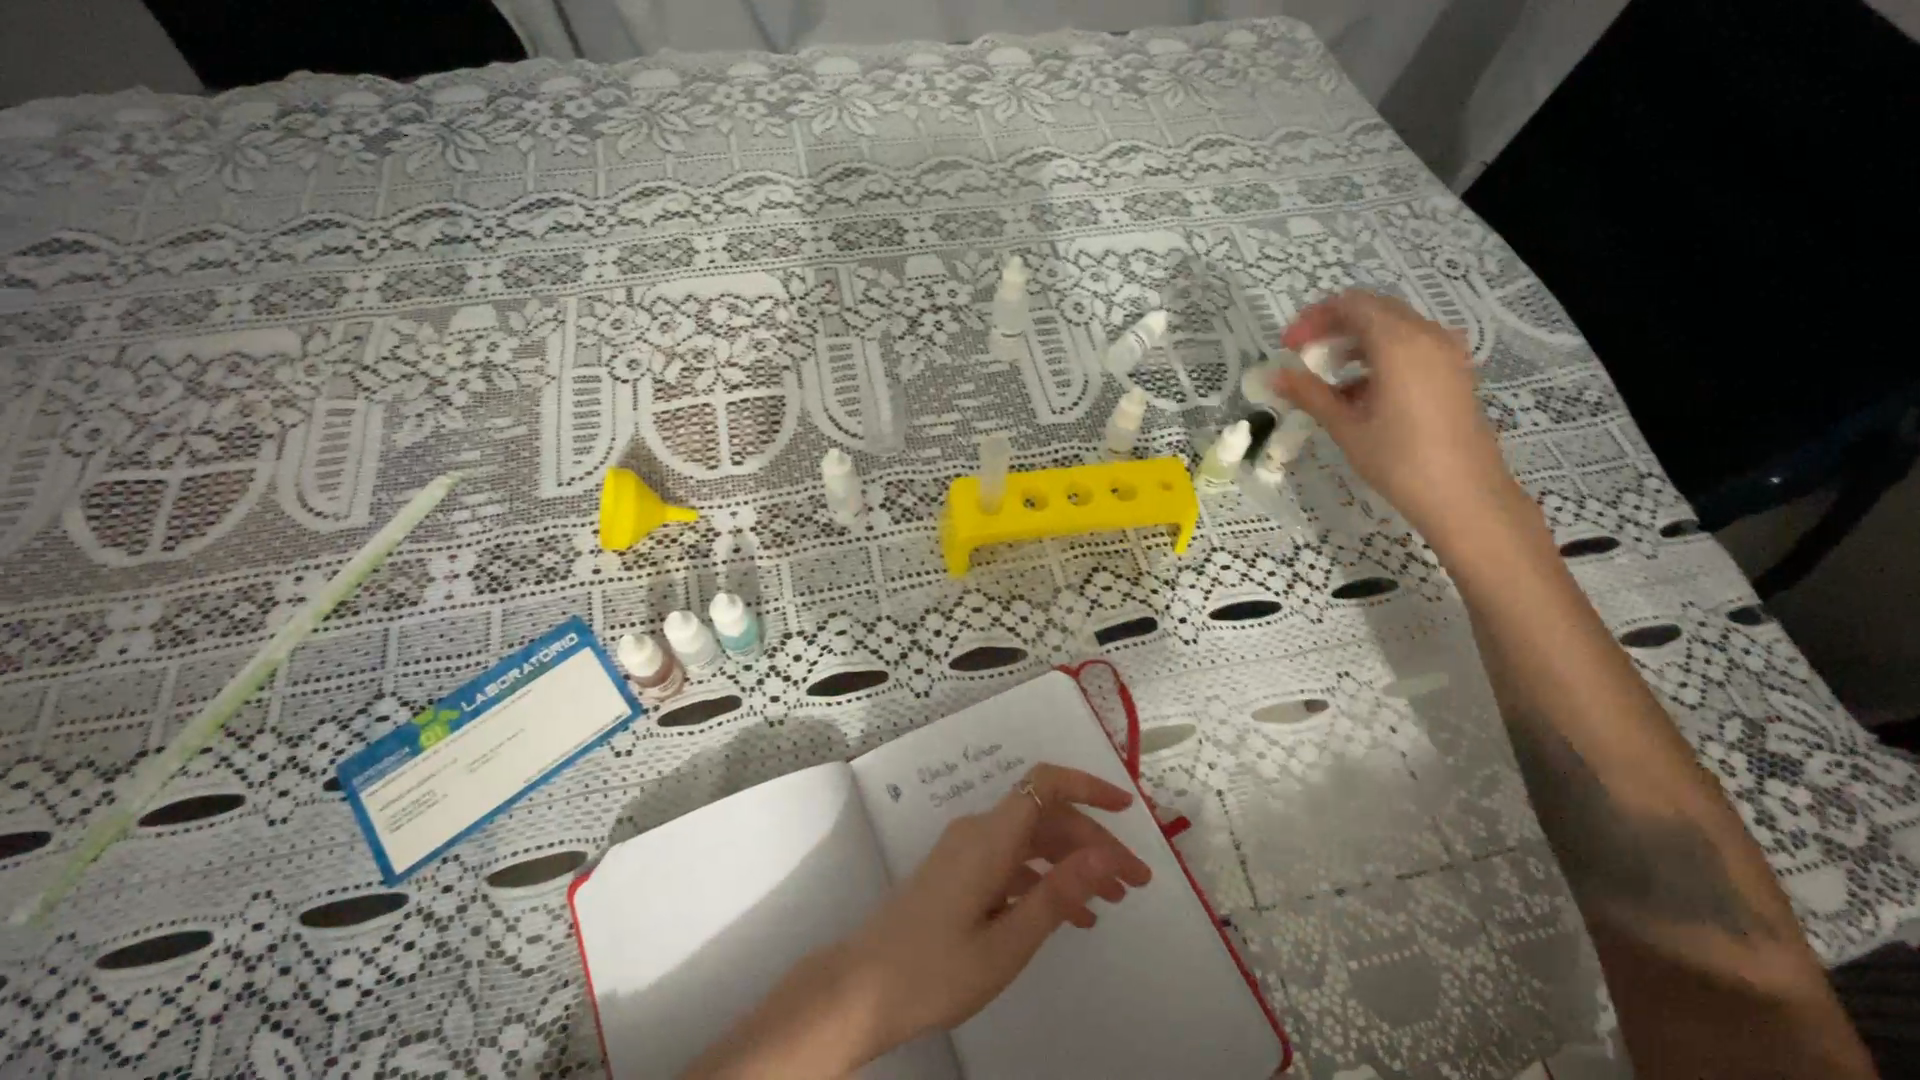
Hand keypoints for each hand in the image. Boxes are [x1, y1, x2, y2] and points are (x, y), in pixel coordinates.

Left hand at [844, 763, 1152, 1053]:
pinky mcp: (958, 875)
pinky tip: (1072, 916)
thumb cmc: (935, 970)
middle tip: (1136, 882)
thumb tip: (1106, 855)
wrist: (860, 990)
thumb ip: (1058, 894)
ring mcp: (965, 853)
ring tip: (1114, 901)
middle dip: (1094, 843)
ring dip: (1073, 864)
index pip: (1044, 784)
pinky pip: (1012, 863)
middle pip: (1046, 817)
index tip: (1129, 809)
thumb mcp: (1007, 942)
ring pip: (1031, 841)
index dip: (1088, 786)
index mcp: (989, 838)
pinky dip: (1044, 881)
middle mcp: (977, 833)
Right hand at [1272, 290, 1529, 549]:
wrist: (1464, 495)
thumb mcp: (1346, 427)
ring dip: (1357, 343)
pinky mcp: (1454, 372)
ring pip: (1394, 328)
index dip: (1314, 319)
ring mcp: (1447, 352)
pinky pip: (1413, 347)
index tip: (1288, 346)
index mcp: (1399, 342)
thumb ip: (1310, 394)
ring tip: (1329, 377)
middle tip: (1304, 355)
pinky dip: (1381, 356)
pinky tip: (1361, 393)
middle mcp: (1427, 335)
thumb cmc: (1399, 461)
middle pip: (1374, 310)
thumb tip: (1275, 376)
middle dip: (1334, 327)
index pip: (1351, 305)